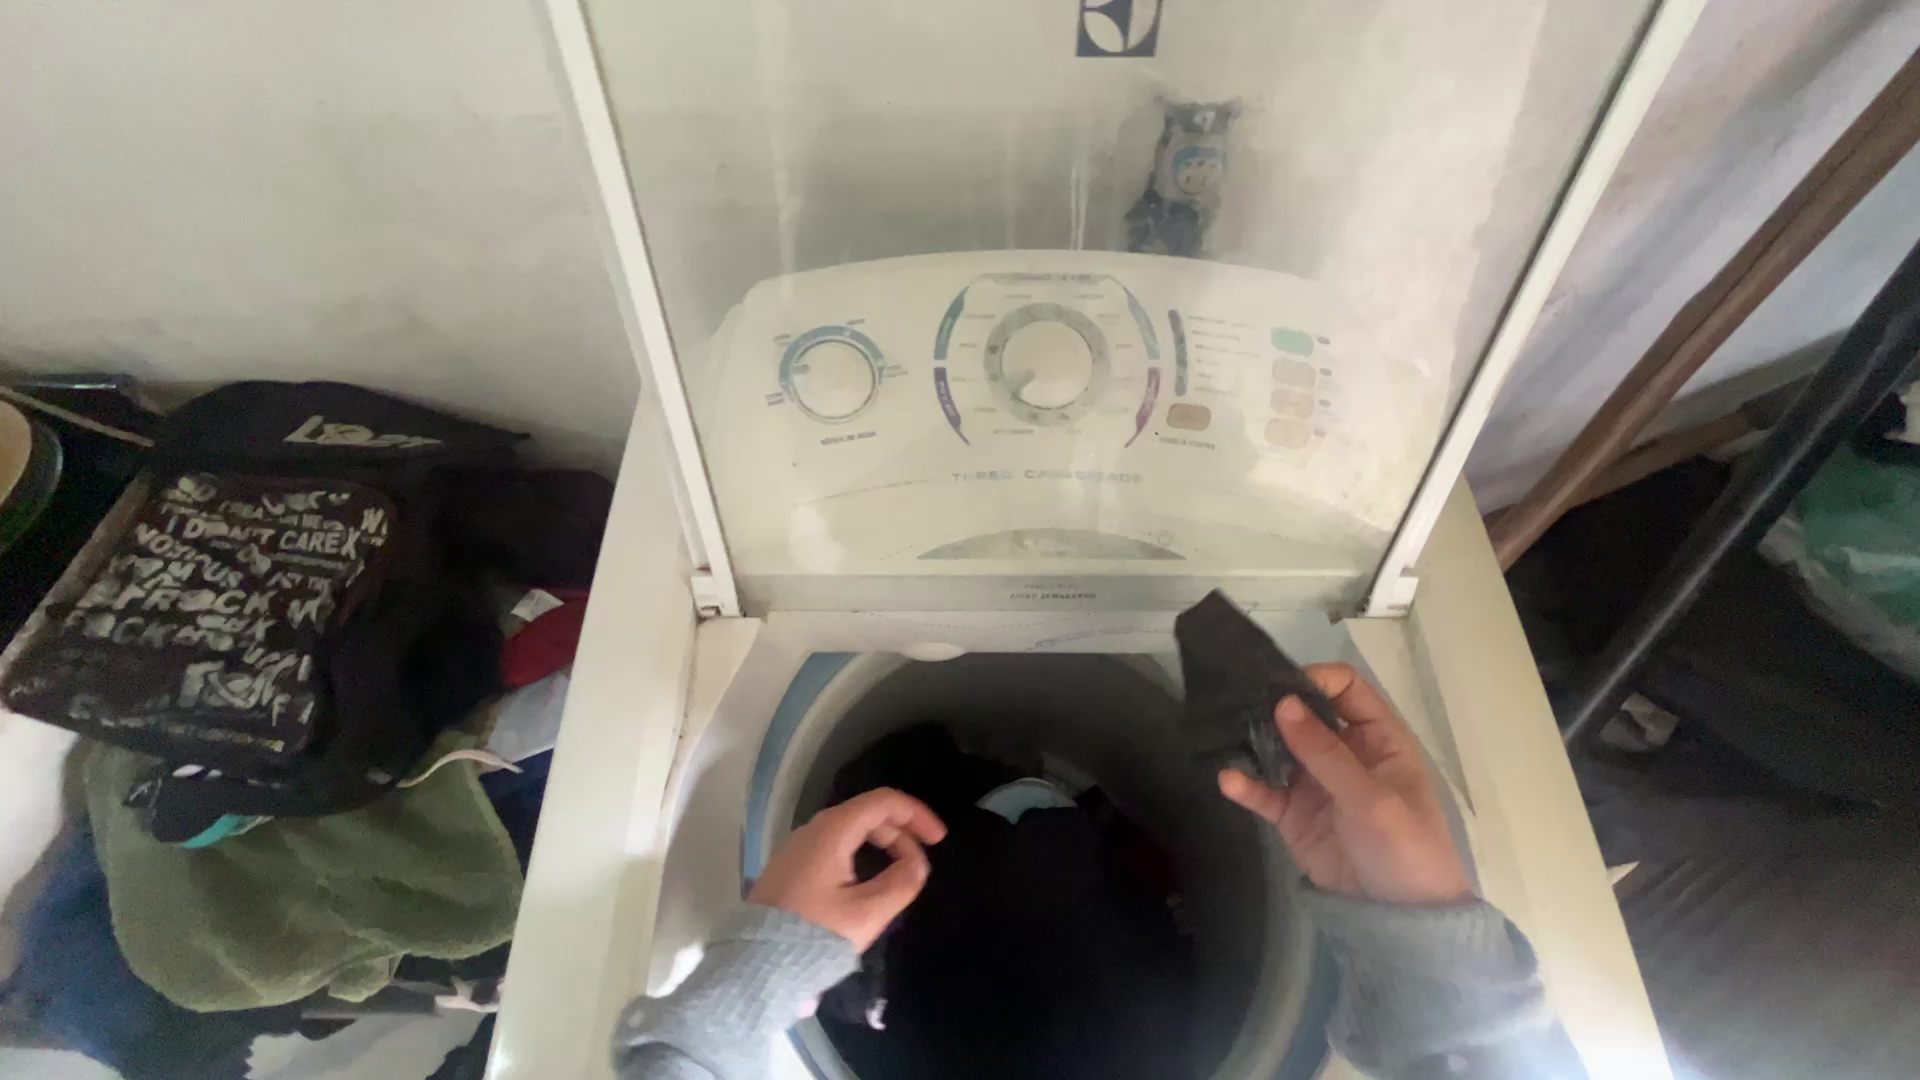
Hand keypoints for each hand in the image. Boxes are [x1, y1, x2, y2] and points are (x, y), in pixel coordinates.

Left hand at [747, 787, 947, 949]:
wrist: (751, 968)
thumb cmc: (813, 936)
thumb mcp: (866, 915)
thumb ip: (901, 883)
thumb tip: (917, 863)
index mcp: (833, 829)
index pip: (884, 802)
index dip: (917, 814)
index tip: (939, 839)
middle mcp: (814, 828)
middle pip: (868, 814)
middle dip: (901, 833)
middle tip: (922, 863)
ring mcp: (799, 847)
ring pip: (851, 831)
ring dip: (882, 845)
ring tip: (900, 874)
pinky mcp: (791, 867)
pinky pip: (835, 846)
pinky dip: (861, 854)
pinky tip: (869, 881)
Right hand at [1218, 663, 1472, 904]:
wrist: (1401, 922)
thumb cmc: (1405, 848)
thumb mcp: (1371, 798)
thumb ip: (1325, 751)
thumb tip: (1282, 702)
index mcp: (1375, 738)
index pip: (1345, 687)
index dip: (1314, 679)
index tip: (1279, 686)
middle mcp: (1341, 751)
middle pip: (1302, 711)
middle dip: (1271, 705)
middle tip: (1236, 700)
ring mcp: (1312, 781)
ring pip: (1275, 746)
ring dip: (1251, 740)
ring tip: (1223, 734)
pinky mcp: (1290, 812)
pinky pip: (1261, 789)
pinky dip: (1244, 783)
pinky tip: (1228, 780)